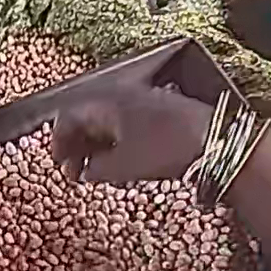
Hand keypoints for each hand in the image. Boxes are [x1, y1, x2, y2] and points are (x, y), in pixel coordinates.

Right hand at [50, 85, 211, 185]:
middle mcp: (121, 97)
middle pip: (87, 118)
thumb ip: (96, 169)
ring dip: (94, 147)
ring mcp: (141, 104)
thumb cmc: (163, 149)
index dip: (58, 140)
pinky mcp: (158, 115)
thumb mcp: (123, 165)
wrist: (213, 140)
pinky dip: (114, 145)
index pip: (69, 115)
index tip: (56, 163)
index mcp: (106, 103)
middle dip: (75, 145)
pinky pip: (125, 127)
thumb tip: (83, 173)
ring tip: (93, 172)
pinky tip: (118, 164)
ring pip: (107, 123)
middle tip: (73, 172)